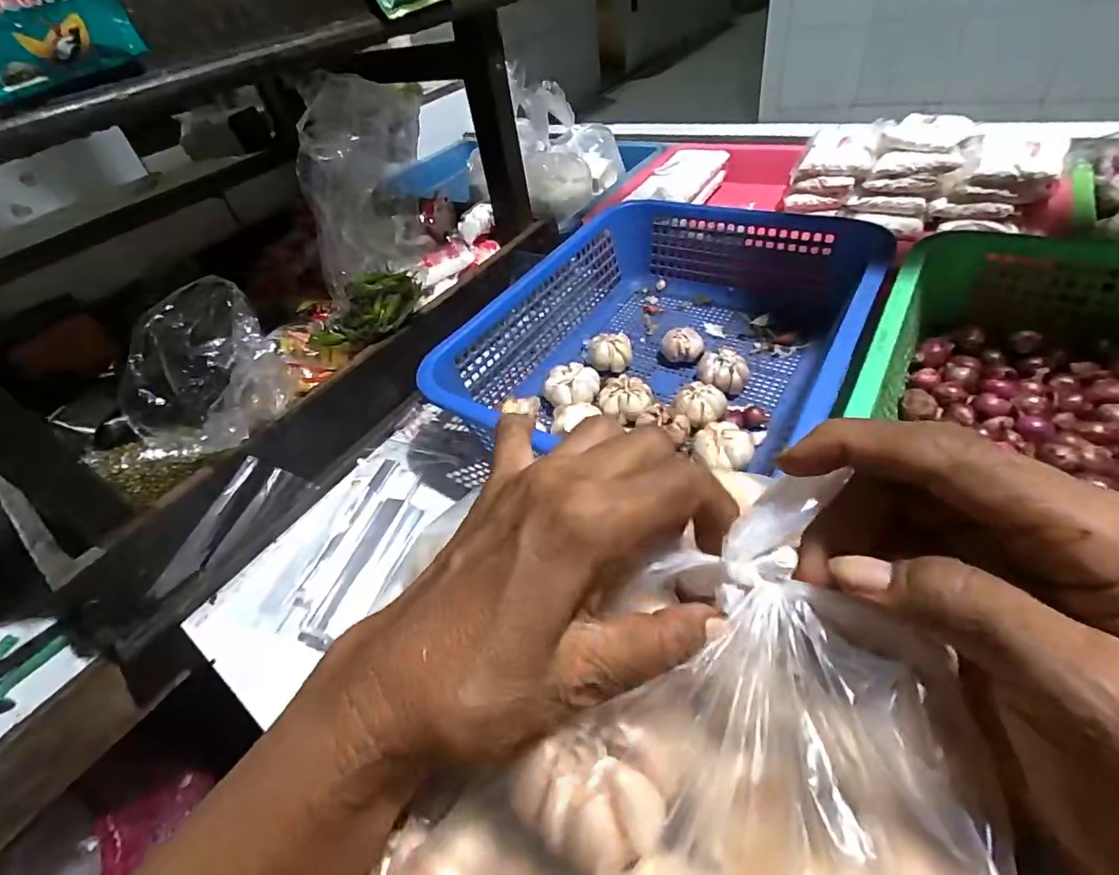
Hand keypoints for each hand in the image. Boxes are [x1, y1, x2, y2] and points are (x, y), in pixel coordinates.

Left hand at [305, 411, 736, 778]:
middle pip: (645, 443)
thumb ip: (658, 642)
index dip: (719, 509)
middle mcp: (553, 481)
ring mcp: (516, 478)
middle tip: (685, 540)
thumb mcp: (582, 679)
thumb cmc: (489, 687)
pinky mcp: (489, 490)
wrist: (397, 681)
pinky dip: (546, 435)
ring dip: (629, 457)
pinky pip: (520, 436)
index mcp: (585, 521)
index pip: (680, 480)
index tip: (720, 556)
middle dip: (681, 481)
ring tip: (636, 511)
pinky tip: (554, 460)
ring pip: (594, 430)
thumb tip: (717, 617)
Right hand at [780, 419, 1118, 874]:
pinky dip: (866, 554)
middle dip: (852, 509)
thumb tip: (844, 568)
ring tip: (821, 586)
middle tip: (807, 572)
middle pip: (927, 476)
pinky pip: (912, 535)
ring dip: (851, 533)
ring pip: (909, 501)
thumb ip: (970, 611)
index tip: (789, 462)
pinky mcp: (1005, 571)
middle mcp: (1082, 522)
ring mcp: (1041, 546)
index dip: (867, 445)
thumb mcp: (1082, 697)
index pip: (968, 461)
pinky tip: (849, 588)